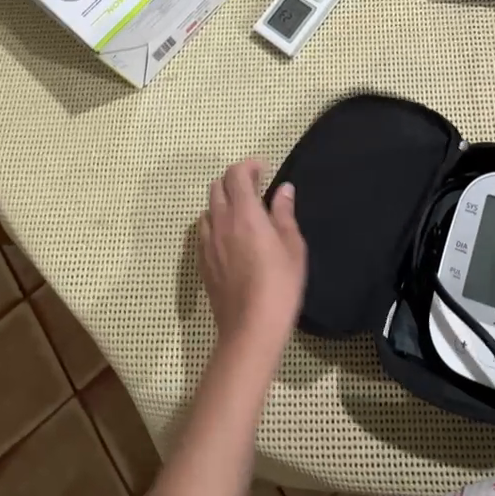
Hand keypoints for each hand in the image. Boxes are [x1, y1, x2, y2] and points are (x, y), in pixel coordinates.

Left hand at [197, 160, 306, 352]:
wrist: (250, 330)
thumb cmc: (279, 285)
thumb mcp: (293, 247)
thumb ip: (284, 214)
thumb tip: (283, 189)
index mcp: (244, 214)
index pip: (235, 175)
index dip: (248, 166)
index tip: (264, 169)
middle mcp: (220, 223)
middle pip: (217, 187)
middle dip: (235, 180)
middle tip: (256, 188)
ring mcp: (206, 244)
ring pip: (207, 209)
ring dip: (223, 202)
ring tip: (242, 214)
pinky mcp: (201, 263)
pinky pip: (203, 232)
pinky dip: (215, 224)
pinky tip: (231, 239)